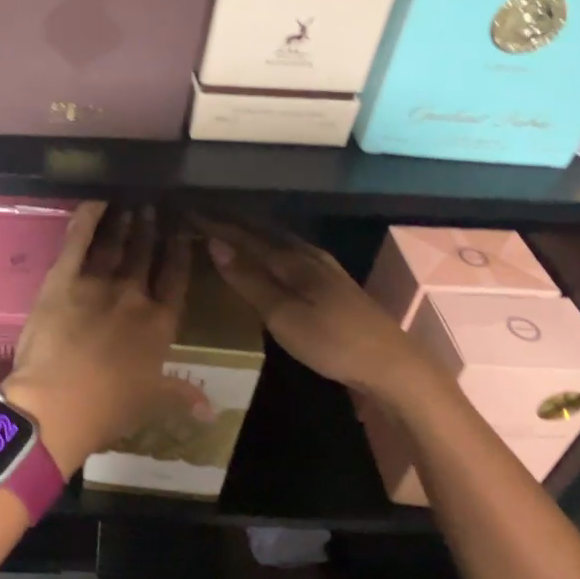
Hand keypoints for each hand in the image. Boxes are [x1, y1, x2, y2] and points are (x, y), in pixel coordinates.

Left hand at [1, 202, 208, 475]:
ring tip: (131, 206)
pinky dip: (86, 219)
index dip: (179, 256)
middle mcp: (134, 296)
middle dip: (151, 232)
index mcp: (160, 324)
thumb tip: (212, 411)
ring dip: (124, 224)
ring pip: (116, 245)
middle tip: (153, 209)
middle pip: (146, 256)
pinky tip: (94, 203)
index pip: (176, 281)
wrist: (59, 402)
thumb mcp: (151, 402)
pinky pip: (77, 241)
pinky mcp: (63, 278)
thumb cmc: (109, 407)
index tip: (180, 235)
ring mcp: (98, 282)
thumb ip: (181, 394)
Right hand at [192, 217, 435, 402]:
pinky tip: (267, 258)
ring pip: (278, 241)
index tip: (187, 213)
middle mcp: (308, 255)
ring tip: (226, 231)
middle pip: (264, 231)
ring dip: (251, 234)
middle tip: (201, 217)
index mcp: (293, 260)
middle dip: (232, 223)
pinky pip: (289, 254)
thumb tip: (215, 244)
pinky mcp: (332, 284)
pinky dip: (268, 249)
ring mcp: (324, 269)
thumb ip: (249, 281)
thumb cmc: (333, 342)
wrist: (391, 365)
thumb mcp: (283, 316)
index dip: (215, 224)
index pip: (245, 235)